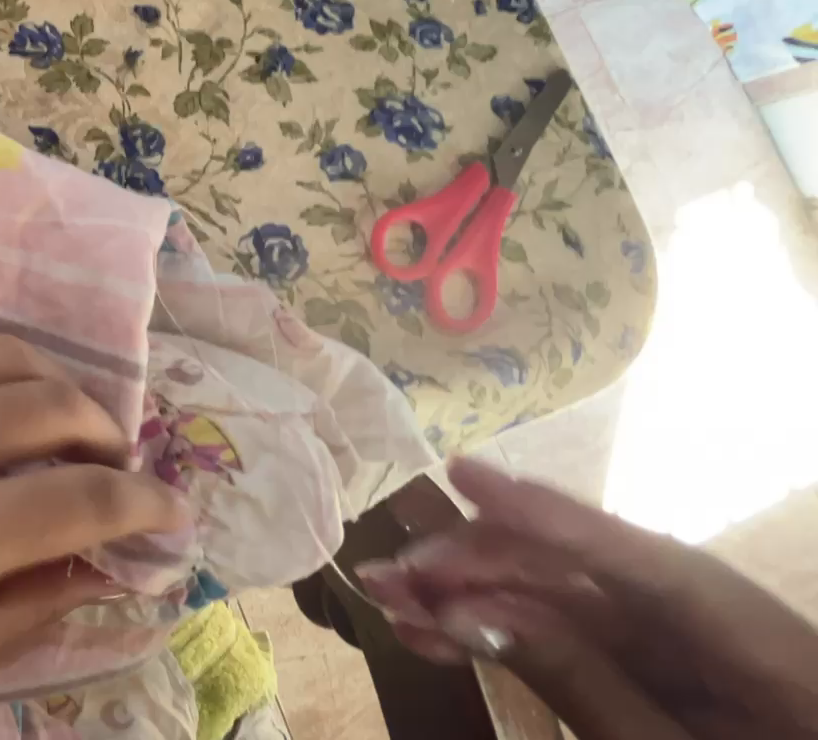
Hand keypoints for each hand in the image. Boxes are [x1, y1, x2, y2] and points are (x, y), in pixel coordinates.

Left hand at [0, 315, 191, 723]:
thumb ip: (35, 603)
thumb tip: (102, 562)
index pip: (85, 500)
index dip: (145, 505)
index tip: (173, 509)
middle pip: (54, 406)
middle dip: (106, 433)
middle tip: (116, 463)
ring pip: (4, 355)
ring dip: (55, 380)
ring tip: (68, 417)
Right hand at [356, 458, 817, 739]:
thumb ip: (584, 687)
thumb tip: (465, 612)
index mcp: (773, 653)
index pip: (649, 563)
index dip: (547, 513)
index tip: (457, 471)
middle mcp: (723, 627)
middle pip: (580, 573)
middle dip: (472, 568)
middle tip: (385, 575)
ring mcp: (686, 647)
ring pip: (553, 598)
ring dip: (464, 597)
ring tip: (386, 598)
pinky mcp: (653, 665)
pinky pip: (561, 634)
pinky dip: (494, 631)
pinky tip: (428, 632)